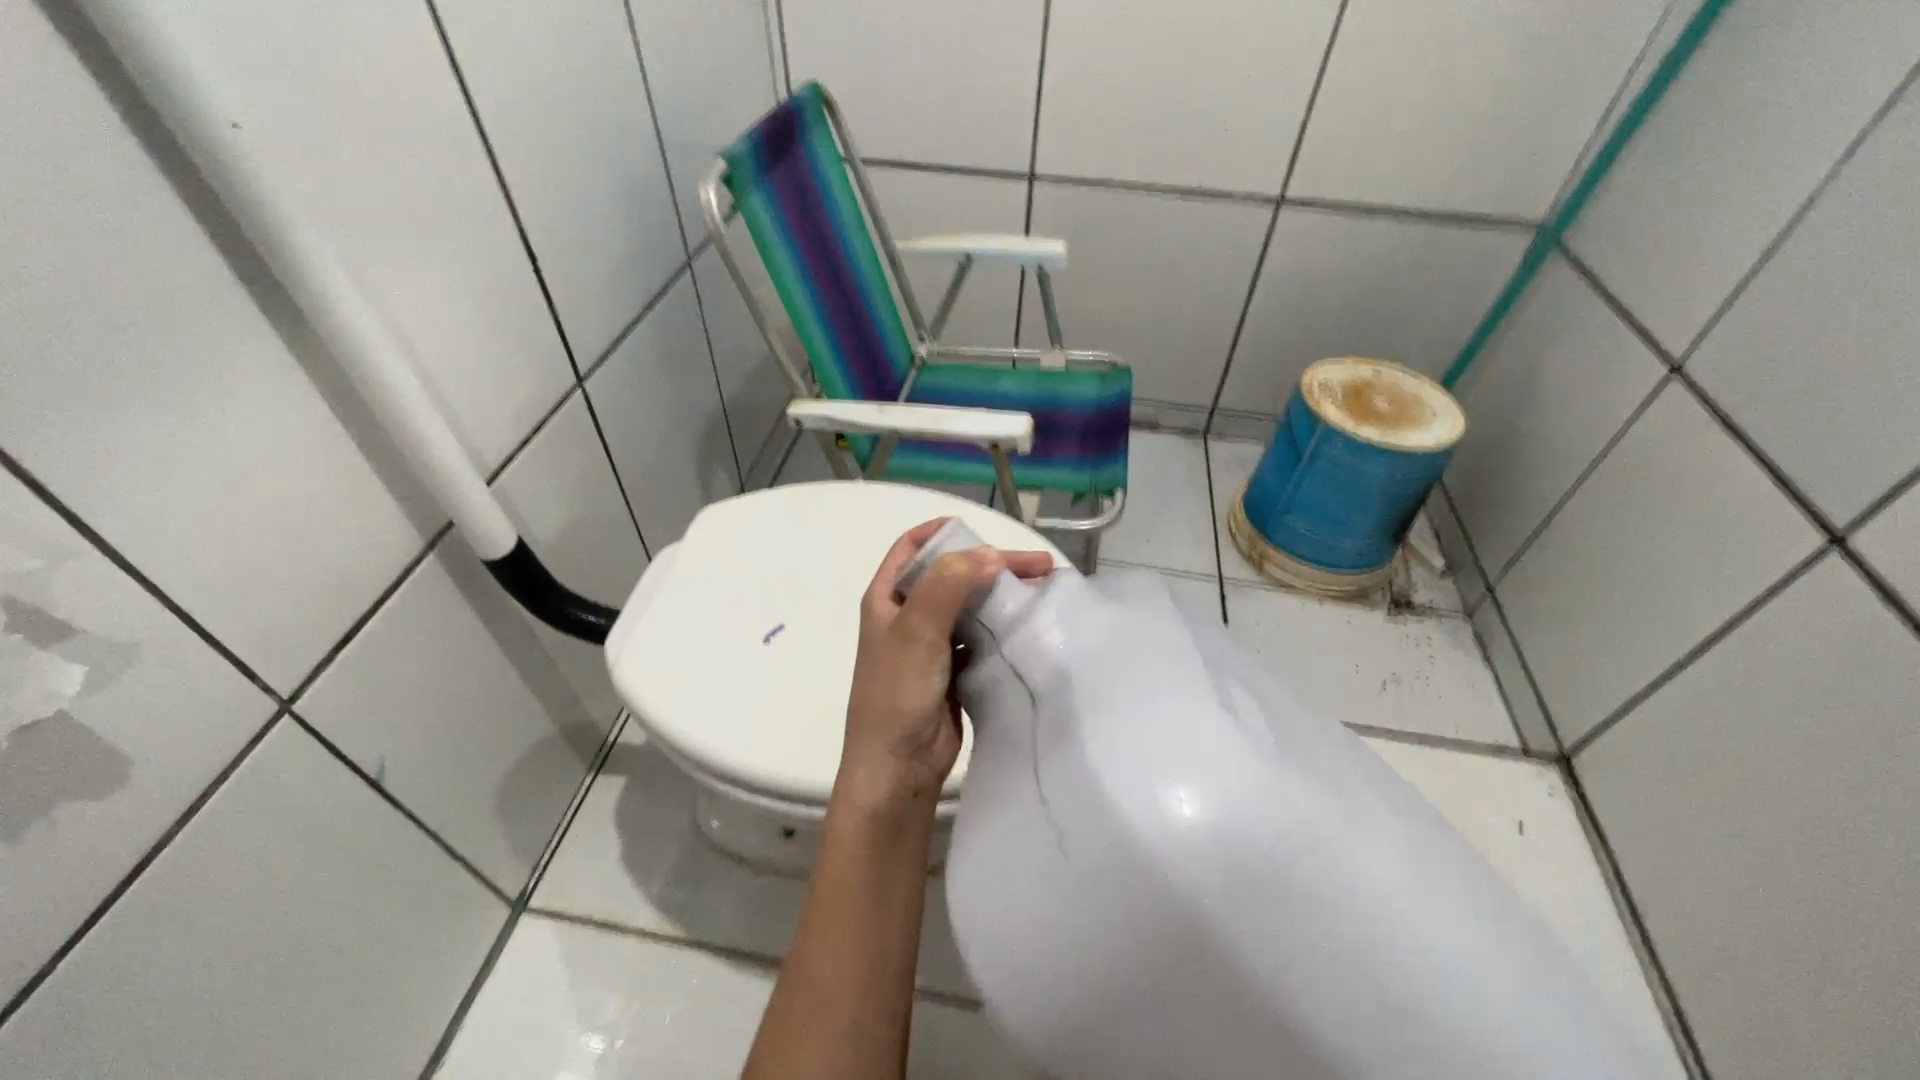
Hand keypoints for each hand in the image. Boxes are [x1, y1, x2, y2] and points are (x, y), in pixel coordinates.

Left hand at [838, 518, 1053, 808]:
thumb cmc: (897, 693)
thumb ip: (948, 585)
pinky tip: (1026, 626)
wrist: (897, 767)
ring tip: (1040, 593)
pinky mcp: (951, 671)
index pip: (912, 547)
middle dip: (989, 565)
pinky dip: (1001, 628)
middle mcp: (905, 615)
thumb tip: (989, 554)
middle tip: (1037, 567)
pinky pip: (979, 638)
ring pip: (968, 607)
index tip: (986, 530)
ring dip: (999, 596)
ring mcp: (929, 645)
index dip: (944, 532)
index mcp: (886, 597)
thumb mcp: (917, 630)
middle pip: (950, 575)